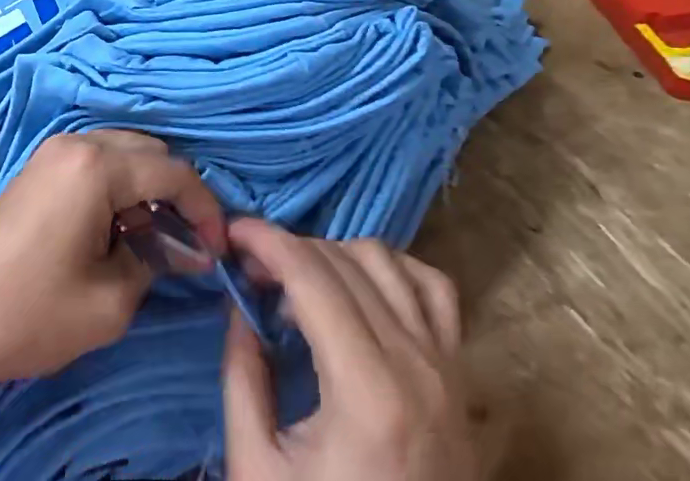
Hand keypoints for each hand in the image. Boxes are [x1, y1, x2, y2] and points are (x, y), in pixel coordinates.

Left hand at [0, 130, 223, 402]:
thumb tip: (184, 247)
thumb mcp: (112, 299)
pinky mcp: (35, 170)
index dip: (205, 209)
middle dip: (175, 193)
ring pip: (121, 154)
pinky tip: (114, 231)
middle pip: (148, 151)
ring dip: (145, 189)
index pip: (174, 171)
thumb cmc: (33, 312)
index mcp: (96, 165)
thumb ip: (156, 260)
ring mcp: (49, 153)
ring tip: (150, 241)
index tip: (218, 249)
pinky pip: (93, 164)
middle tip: (184, 244)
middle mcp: (74, 143)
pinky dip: (117, 188)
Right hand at [223, 220, 477, 480]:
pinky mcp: (460, 376)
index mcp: (366, 391)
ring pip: (387, 261)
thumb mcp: (257, 464)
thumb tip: (240, 304)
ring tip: (299, 286)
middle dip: (288, 248)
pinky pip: (432, 288)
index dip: (265, 240)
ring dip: (333, 255)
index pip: (311, 275)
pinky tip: (359, 288)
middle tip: (251, 270)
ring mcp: (446, 367)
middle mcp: (415, 364)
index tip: (229, 232)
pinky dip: (391, 270)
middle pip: (343, 261)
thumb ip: (242, 374)